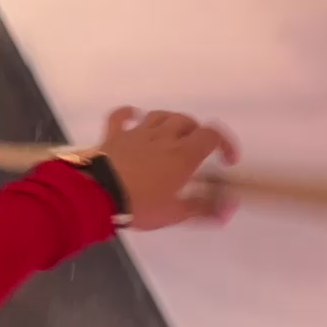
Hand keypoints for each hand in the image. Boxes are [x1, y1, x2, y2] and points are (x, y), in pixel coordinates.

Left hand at [95, 107, 238, 231]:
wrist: (97, 194)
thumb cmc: (140, 205)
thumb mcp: (176, 213)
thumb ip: (205, 208)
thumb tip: (229, 208)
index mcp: (182, 154)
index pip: (212, 135)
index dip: (225, 143)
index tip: (226, 160)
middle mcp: (162, 136)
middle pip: (186, 122)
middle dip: (196, 133)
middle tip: (196, 151)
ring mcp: (136, 132)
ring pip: (160, 115)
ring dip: (170, 122)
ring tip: (172, 136)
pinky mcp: (114, 134)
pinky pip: (121, 116)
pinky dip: (129, 113)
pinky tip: (134, 117)